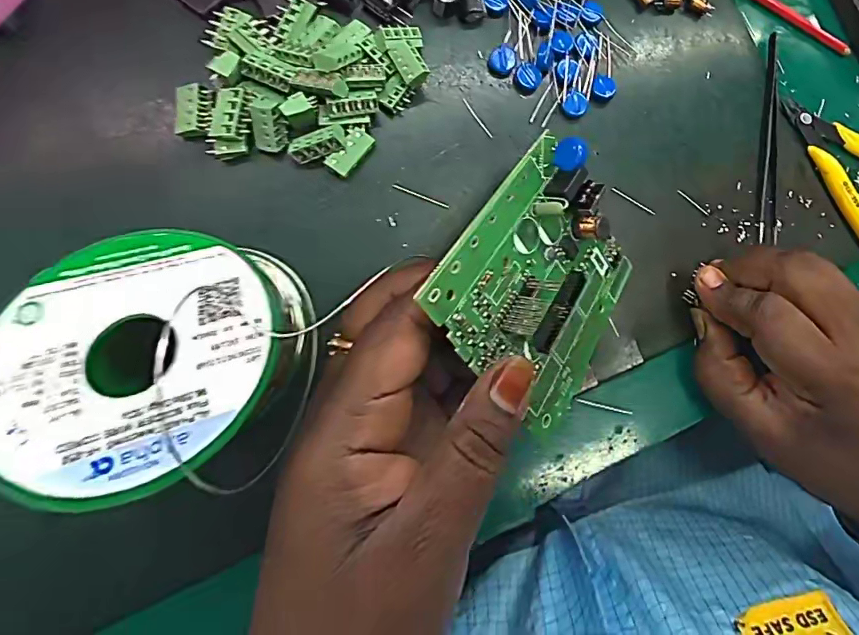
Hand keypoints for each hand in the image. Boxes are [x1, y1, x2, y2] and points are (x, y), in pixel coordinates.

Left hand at [250, 260, 536, 634]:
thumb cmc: (362, 624)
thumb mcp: (428, 538)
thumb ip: (476, 448)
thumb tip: (520, 365)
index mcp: (338, 429)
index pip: (390, 331)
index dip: (442, 287)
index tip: (496, 260)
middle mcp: (346, 416)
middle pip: (389, 328)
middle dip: (446, 293)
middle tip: (509, 276)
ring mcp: (366, 433)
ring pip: (410, 356)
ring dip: (460, 329)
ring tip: (515, 309)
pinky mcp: (387, 452)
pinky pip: (425, 392)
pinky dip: (464, 370)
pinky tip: (501, 364)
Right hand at [690, 248, 858, 536]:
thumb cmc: (824, 460)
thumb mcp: (758, 431)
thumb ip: (719, 371)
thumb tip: (705, 311)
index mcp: (836, 377)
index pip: (771, 313)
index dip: (729, 297)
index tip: (701, 290)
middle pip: (796, 271)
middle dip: (747, 267)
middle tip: (718, 282)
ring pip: (811, 262)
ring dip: (767, 264)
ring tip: (741, 283)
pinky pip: (824, 272)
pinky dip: (788, 271)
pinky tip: (771, 290)